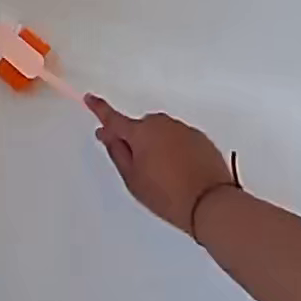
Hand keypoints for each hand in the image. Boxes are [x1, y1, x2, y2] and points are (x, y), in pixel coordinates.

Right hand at [86, 94, 235, 234]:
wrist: (211, 202)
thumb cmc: (167, 194)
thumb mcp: (133, 179)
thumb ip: (117, 152)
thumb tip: (105, 133)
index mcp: (141, 132)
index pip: (113, 118)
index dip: (99, 109)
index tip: (89, 98)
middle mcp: (161, 123)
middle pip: (140, 128)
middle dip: (137, 142)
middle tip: (142, 171)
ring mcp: (182, 128)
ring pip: (161, 133)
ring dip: (157, 146)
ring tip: (166, 178)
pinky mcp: (199, 137)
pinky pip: (179, 139)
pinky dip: (176, 150)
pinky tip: (181, 173)